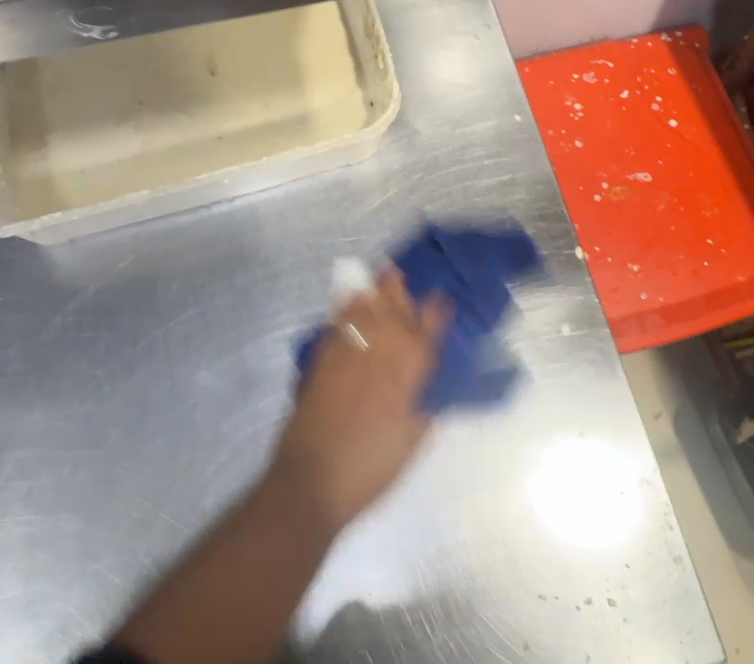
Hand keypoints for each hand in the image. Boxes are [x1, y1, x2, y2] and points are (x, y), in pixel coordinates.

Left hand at [269, 268, 450, 532]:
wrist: (310, 483)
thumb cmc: (369, 471)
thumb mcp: (410, 444)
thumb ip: (422, 411)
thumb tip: (428, 392)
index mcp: (405, 379)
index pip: (425, 336)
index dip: (436, 314)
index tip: (443, 296)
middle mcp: (377, 359)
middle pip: (391, 315)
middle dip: (399, 293)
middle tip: (401, 270)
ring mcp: (345, 359)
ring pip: (363, 314)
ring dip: (373, 293)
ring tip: (380, 272)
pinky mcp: (319, 365)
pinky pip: (336, 328)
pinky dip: (344, 311)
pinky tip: (348, 301)